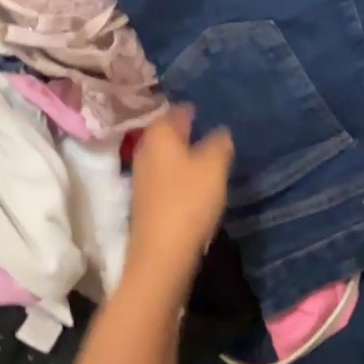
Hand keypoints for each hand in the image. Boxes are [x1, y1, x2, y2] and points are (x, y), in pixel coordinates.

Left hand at [126, 105, 233, 293]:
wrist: (162, 255)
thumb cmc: (189, 200)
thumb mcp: (214, 164)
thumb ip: (220, 141)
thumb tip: (220, 131)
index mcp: (159, 133)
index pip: (178, 109)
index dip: (196, 108)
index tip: (216, 108)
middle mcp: (146, 149)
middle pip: (170, 132)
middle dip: (190, 130)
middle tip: (217, 129)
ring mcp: (143, 176)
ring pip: (168, 155)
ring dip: (187, 154)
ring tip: (213, 155)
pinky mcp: (147, 199)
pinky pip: (168, 175)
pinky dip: (182, 174)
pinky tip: (199, 182)